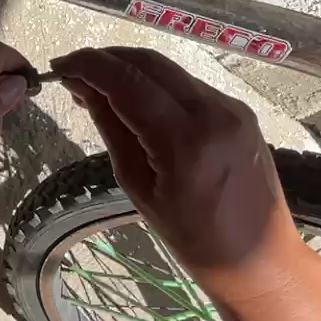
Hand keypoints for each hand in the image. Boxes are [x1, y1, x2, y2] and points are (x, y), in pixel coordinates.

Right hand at [51, 46, 305, 303]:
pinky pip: (186, 84)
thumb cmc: (192, 238)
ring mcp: (231, 106)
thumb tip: (83, 88)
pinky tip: (136, 101)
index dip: (88, 66)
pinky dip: (154, 83)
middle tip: (74, 73)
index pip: (126, 80)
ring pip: (167, 69)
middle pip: (147, 62)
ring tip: (98, 88)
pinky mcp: (239, 110)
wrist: (261, 260)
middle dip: (106, 59)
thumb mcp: (137, 186)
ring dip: (129, 69)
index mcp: (184, 139)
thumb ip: (110, 128)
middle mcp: (212, 111)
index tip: (59, 67)